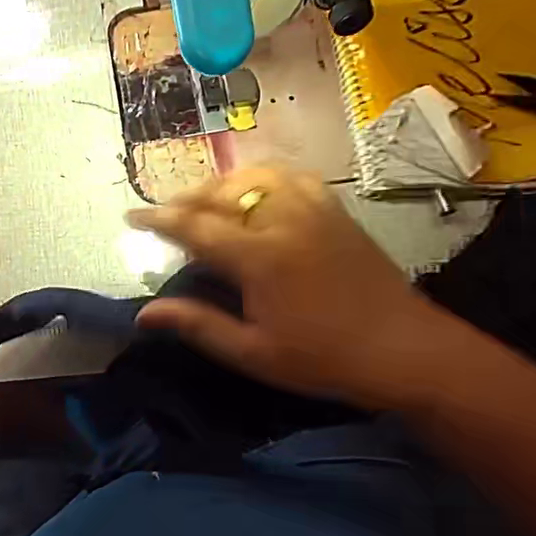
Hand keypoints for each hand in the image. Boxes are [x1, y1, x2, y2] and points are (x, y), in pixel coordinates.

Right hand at [127, 168, 467, 407]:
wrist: (403, 350)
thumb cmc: (322, 359)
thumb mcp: (252, 353)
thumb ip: (197, 326)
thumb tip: (145, 313)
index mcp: (259, 257)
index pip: (196, 225)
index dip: (159, 219)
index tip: (132, 215)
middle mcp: (284, 220)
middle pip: (223, 193)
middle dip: (186, 198)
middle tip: (163, 213)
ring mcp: (315, 210)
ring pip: (257, 176)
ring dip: (223, 183)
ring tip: (205, 200)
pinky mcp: (337, 211)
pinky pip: (292, 177)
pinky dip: (264, 178)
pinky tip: (257, 192)